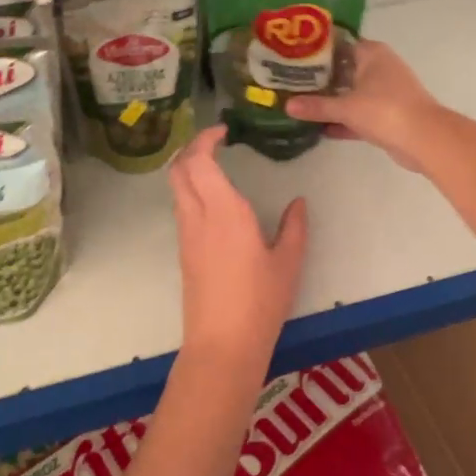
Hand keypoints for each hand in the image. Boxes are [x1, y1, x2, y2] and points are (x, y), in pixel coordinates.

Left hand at [169, 126, 307, 368]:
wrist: (222, 345)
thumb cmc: (260, 302)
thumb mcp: (288, 263)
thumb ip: (294, 228)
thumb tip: (298, 202)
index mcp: (224, 211)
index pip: (200, 160)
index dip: (205, 139)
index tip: (223, 131)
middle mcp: (198, 216)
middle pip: (179, 169)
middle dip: (191, 148)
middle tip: (215, 142)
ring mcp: (186, 235)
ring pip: (177, 188)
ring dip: (189, 169)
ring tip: (215, 165)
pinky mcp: (183, 252)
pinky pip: (182, 208)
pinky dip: (191, 190)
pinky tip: (214, 200)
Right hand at [286, 40, 447, 173]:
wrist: (425, 139)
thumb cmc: (384, 109)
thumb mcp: (346, 107)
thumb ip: (316, 106)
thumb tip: (287, 105)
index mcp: (372, 54)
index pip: (339, 44)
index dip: (316, 50)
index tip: (294, 57)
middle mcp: (380, 68)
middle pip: (344, 69)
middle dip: (320, 78)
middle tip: (291, 82)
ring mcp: (386, 92)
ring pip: (352, 93)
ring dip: (332, 100)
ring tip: (301, 104)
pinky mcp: (388, 115)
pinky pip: (359, 114)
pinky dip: (344, 120)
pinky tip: (321, 129)